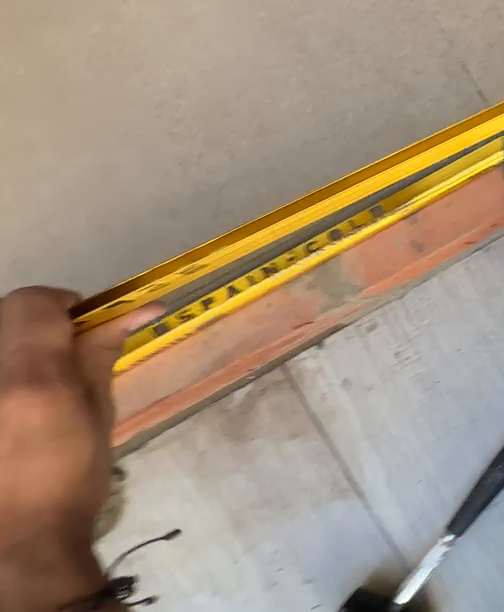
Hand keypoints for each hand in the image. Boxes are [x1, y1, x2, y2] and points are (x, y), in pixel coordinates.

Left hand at [0, 288, 157, 607]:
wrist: (8, 549)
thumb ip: (100, 354)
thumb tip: (142, 307)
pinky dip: (3, 391)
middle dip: (29, 333)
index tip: (81, 326)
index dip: (60, 306)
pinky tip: (12, 419)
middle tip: (52, 363)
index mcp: (27, 378)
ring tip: (25, 400)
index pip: (31, 302)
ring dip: (13, 361)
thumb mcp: (98, 413)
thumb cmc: (66, 481)